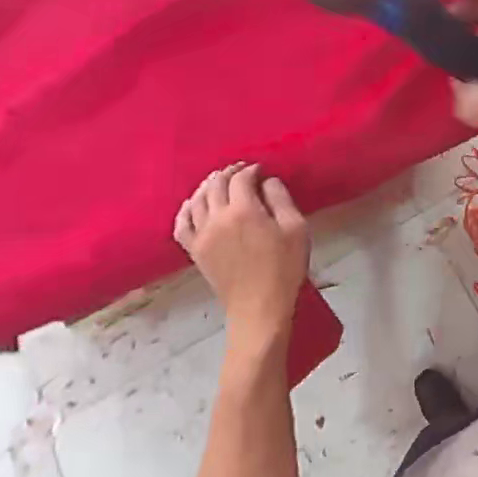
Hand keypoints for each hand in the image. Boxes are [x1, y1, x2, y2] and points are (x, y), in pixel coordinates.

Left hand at [174, 163, 310, 340]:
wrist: (259, 306)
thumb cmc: (284, 268)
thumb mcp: (296, 229)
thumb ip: (281, 199)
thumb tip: (267, 182)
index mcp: (243, 210)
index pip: (241, 179)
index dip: (251, 170)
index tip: (261, 170)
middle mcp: (217, 217)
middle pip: (216, 185)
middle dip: (228, 173)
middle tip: (241, 171)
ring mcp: (201, 234)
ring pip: (197, 200)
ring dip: (208, 186)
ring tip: (218, 183)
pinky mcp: (194, 250)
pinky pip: (181, 224)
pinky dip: (186, 210)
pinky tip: (193, 205)